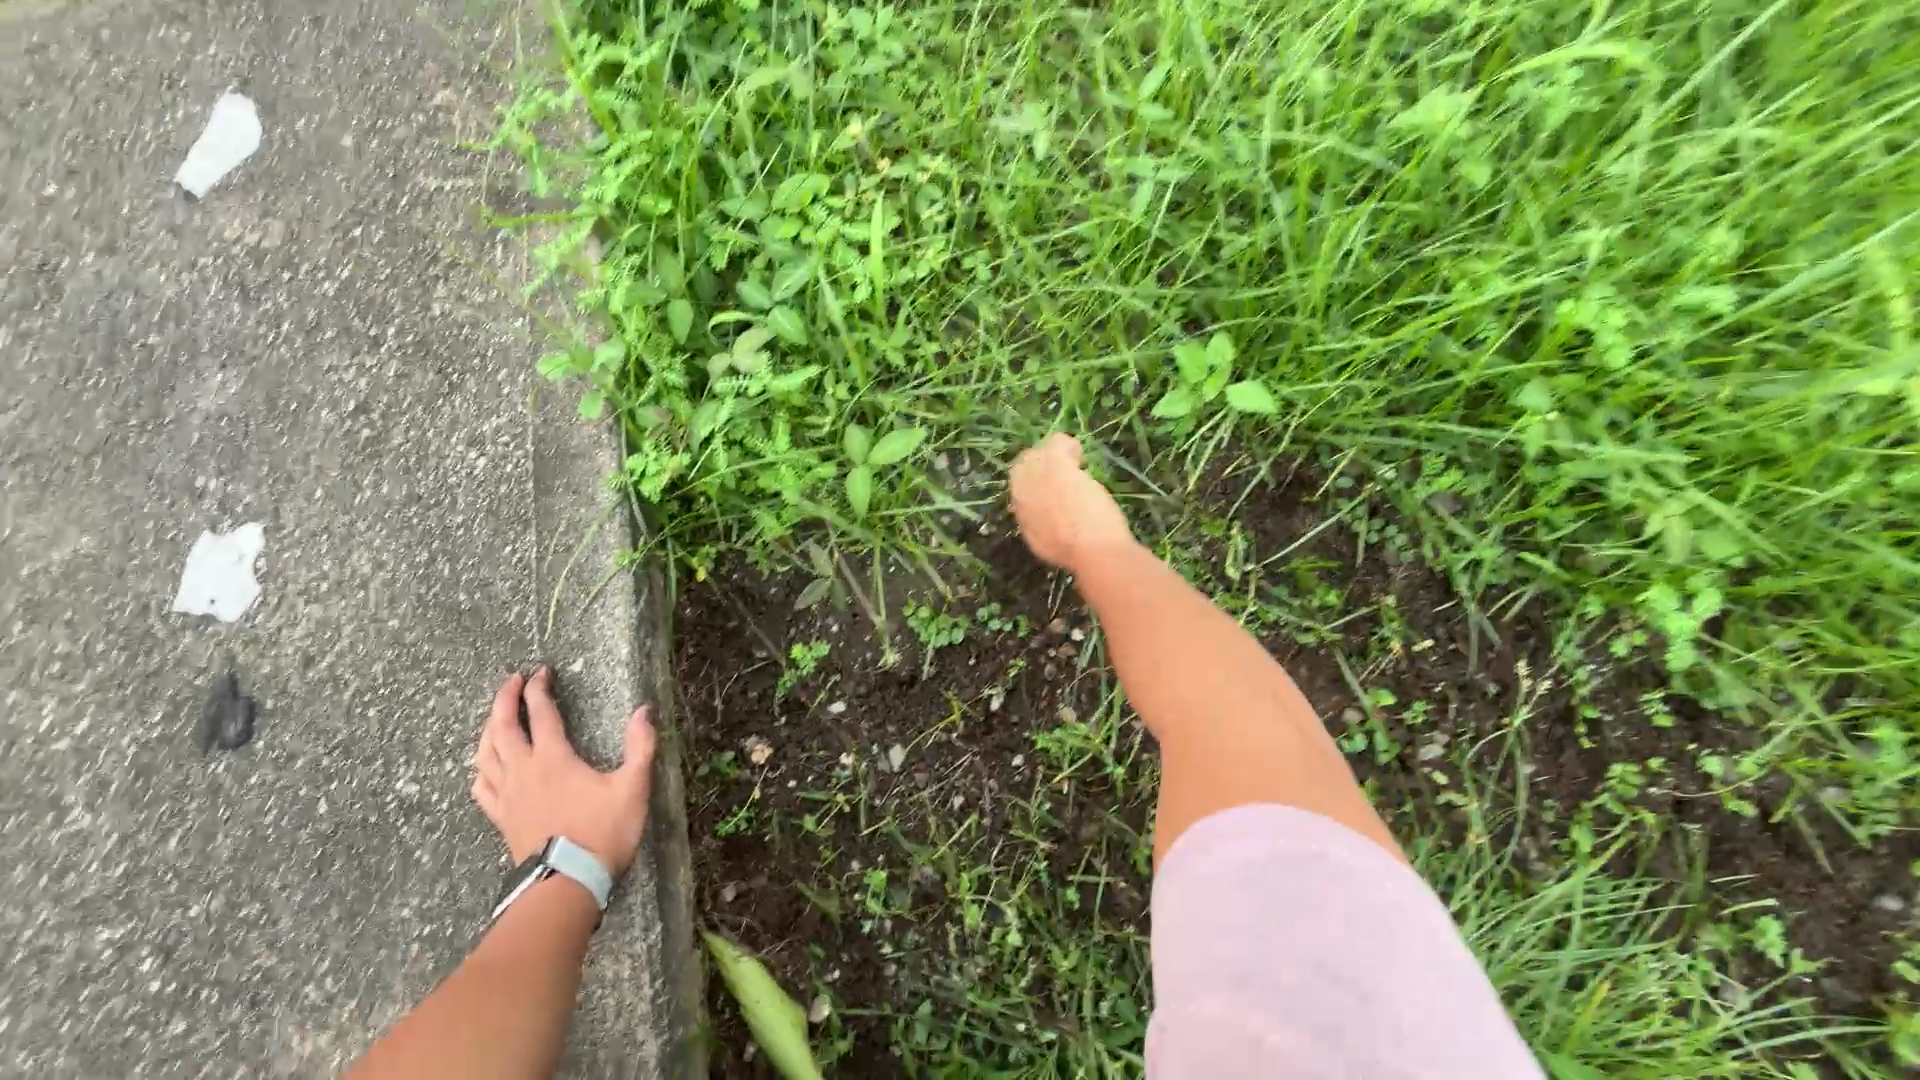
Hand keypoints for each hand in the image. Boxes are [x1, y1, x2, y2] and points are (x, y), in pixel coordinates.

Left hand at [471, 667, 656, 876]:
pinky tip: (483, 766)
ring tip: (495, 715)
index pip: (542, 713)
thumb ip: (640, 746)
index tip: (542, 671)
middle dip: (505, 699)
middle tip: (511, 679)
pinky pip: (481, 787)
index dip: (539, 688)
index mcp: (554, 758)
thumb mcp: (632, 787)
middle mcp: (524, 770)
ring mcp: (507, 796)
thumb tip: (644, 711)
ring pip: (485, 753)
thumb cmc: (603, 833)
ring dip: (488, 728)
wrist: (567, 883)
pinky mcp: (501, 818)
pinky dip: (480, 768)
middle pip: (503, 726)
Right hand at [1009, 433, 1134, 572]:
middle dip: (1043, 463)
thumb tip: (1041, 514)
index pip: (1019, 484)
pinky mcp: (1055, 464)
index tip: (1054, 483)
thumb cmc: (1077, 553)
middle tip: (1065, 468)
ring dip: (1058, 454)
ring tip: (1076, 463)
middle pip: (1024, 464)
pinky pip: (1058, 442)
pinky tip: (1081, 457)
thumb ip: (1038, 524)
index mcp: (1020, 512)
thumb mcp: (1045, 544)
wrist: (1091, 549)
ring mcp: (1037, 476)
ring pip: (1040, 451)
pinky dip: (1070, 447)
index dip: (1036, 479)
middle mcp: (1022, 491)